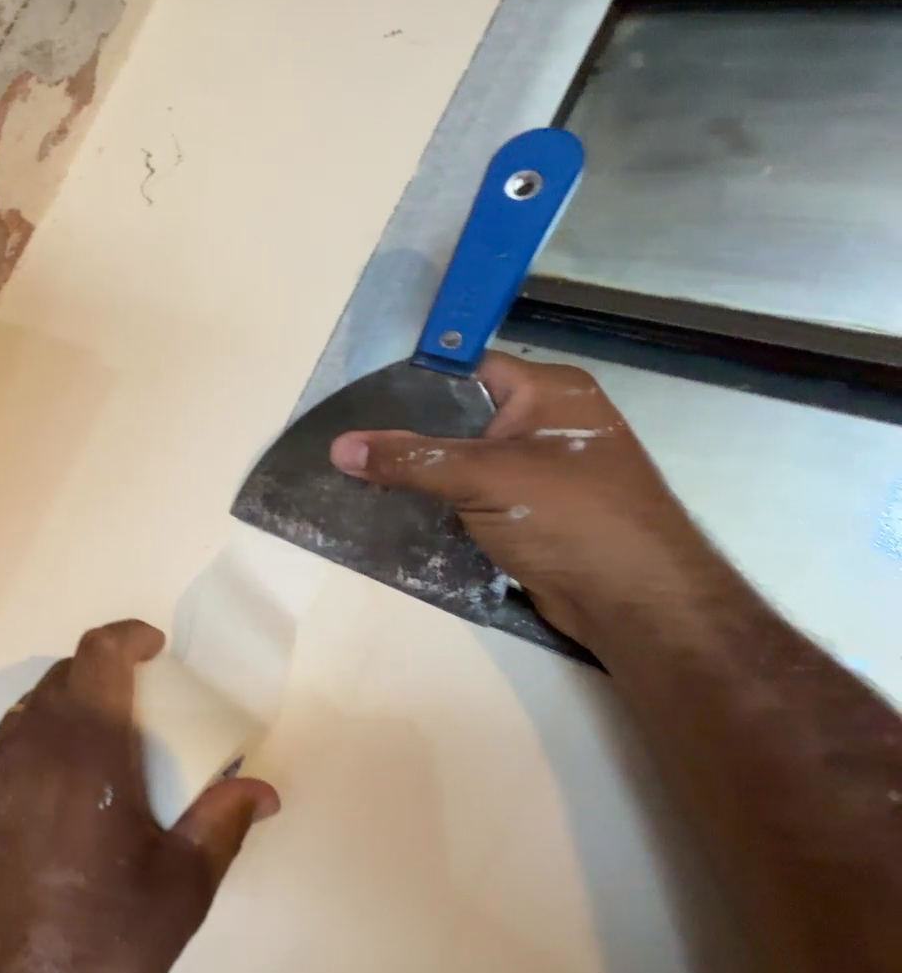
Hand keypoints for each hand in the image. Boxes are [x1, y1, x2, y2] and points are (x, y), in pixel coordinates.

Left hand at [0, 621, 278, 972]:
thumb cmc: (99, 941)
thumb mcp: (179, 890)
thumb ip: (221, 825)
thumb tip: (263, 791)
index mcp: (84, 750)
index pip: (97, 655)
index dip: (127, 635)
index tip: (157, 647)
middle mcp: (31, 743)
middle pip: (65, 673)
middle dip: (106, 668)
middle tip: (146, 699)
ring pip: (34, 702)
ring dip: (73, 699)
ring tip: (110, 737)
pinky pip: (14, 735)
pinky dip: (45, 729)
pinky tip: (70, 779)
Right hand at [327, 353, 726, 652]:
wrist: (636, 603)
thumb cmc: (571, 518)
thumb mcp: (482, 477)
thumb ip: (408, 459)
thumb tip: (336, 446)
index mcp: (549, 392)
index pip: (466, 368)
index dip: (411, 380)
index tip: (355, 399)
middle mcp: (543, 422)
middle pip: (455, 415)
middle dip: (403, 431)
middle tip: (346, 439)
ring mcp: (536, 468)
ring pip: (457, 458)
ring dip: (414, 470)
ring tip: (356, 472)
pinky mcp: (525, 509)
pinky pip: (465, 492)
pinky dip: (432, 499)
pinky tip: (390, 505)